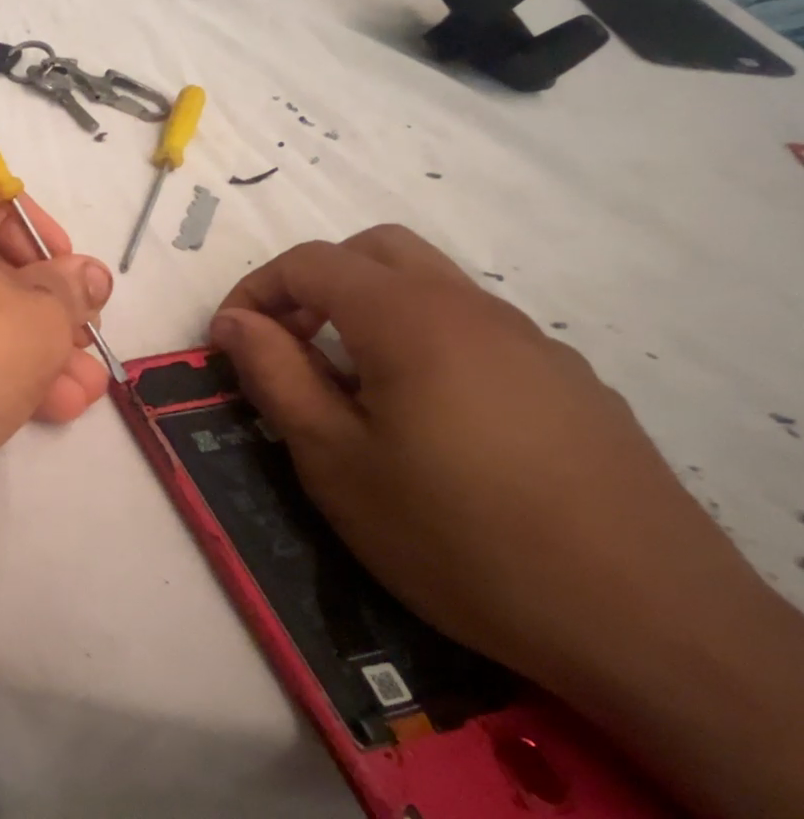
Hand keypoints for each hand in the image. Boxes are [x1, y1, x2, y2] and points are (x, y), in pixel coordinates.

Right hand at [207, 225, 756, 686]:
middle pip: (377, 251)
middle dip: (314, 285)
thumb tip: (235, 322)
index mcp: (410, 319)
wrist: (641, 619)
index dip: (255, 292)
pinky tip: (432, 430)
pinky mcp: (572, 385)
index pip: (312, 262)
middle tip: (288, 349)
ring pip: (433, 289)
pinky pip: (478, 334)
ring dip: (370, 314)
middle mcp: (476, 310)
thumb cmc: (453, 536)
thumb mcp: (334, 461)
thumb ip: (276, 376)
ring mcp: (534, 345)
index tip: (230, 347)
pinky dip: (425, 346)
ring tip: (352, 396)